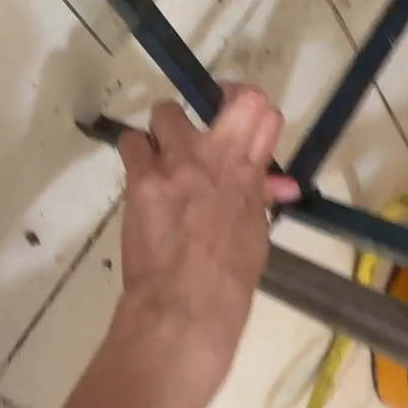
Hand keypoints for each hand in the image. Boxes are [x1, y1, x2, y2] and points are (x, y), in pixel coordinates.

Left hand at [112, 87, 302, 393]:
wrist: (184, 307)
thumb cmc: (227, 283)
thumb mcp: (254, 235)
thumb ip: (257, 198)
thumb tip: (276, 184)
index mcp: (249, 175)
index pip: (260, 113)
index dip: (250, 108)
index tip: (240, 114)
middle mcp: (217, 158)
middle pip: (230, 100)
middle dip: (218, 103)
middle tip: (202, 125)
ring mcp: (177, 164)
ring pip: (167, 112)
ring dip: (165, 131)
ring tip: (163, 156)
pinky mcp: (142, 177)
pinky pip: (131, 142)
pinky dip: (136, 153)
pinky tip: (140, 173)